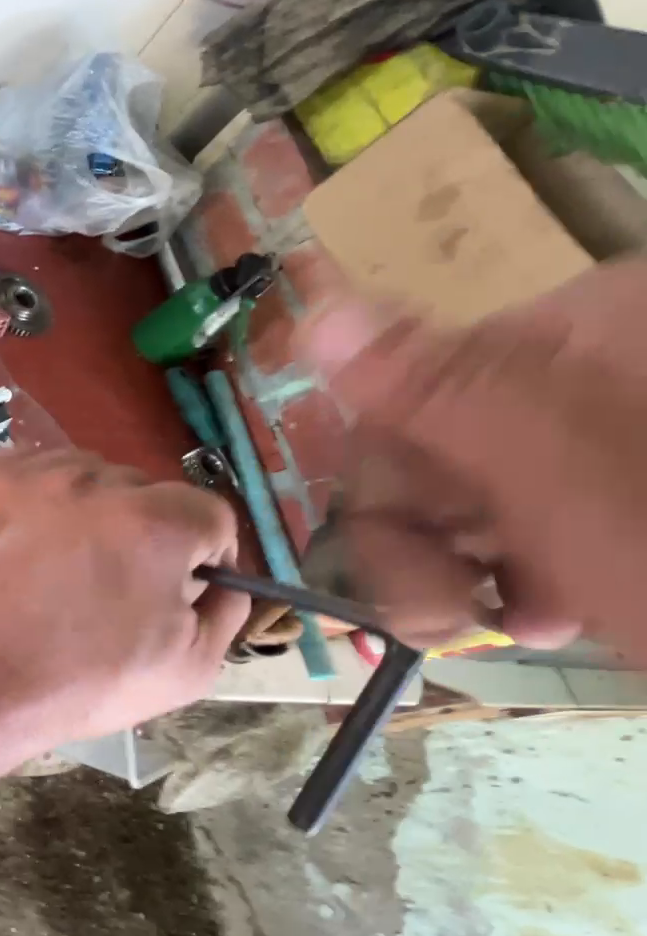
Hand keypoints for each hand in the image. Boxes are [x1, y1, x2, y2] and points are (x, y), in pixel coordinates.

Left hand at [0, 449, 246, 792]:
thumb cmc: (79, 682)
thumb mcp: (188, 667)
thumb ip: (224, 606)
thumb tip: (215, 573)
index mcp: (153, 522)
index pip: (206, 515)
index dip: (198, 554)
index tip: (171, 585)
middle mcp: (87, 482)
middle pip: (138, 490)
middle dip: (136, 529)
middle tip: (103, 580)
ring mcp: (20, 477)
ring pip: (76, 474)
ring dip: (80, 508)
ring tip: (55, 561)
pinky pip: (18, 473)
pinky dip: (26, 500)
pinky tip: (17, 541)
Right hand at [298, 259, 646, 651]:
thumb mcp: (582, 487)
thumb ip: (445, 390)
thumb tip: (319, 313)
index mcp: (597, 329)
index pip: (403, 394)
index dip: (380, 494)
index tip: (408, 590)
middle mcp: (606, 356)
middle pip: (435, 437)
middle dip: (418, 538)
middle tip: (444, 621)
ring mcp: (619, 413)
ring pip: (475, 474)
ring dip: (459, 557)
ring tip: (499, 622)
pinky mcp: (621, 470)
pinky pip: (532, 497)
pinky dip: (520, 558)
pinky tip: (546, 607)